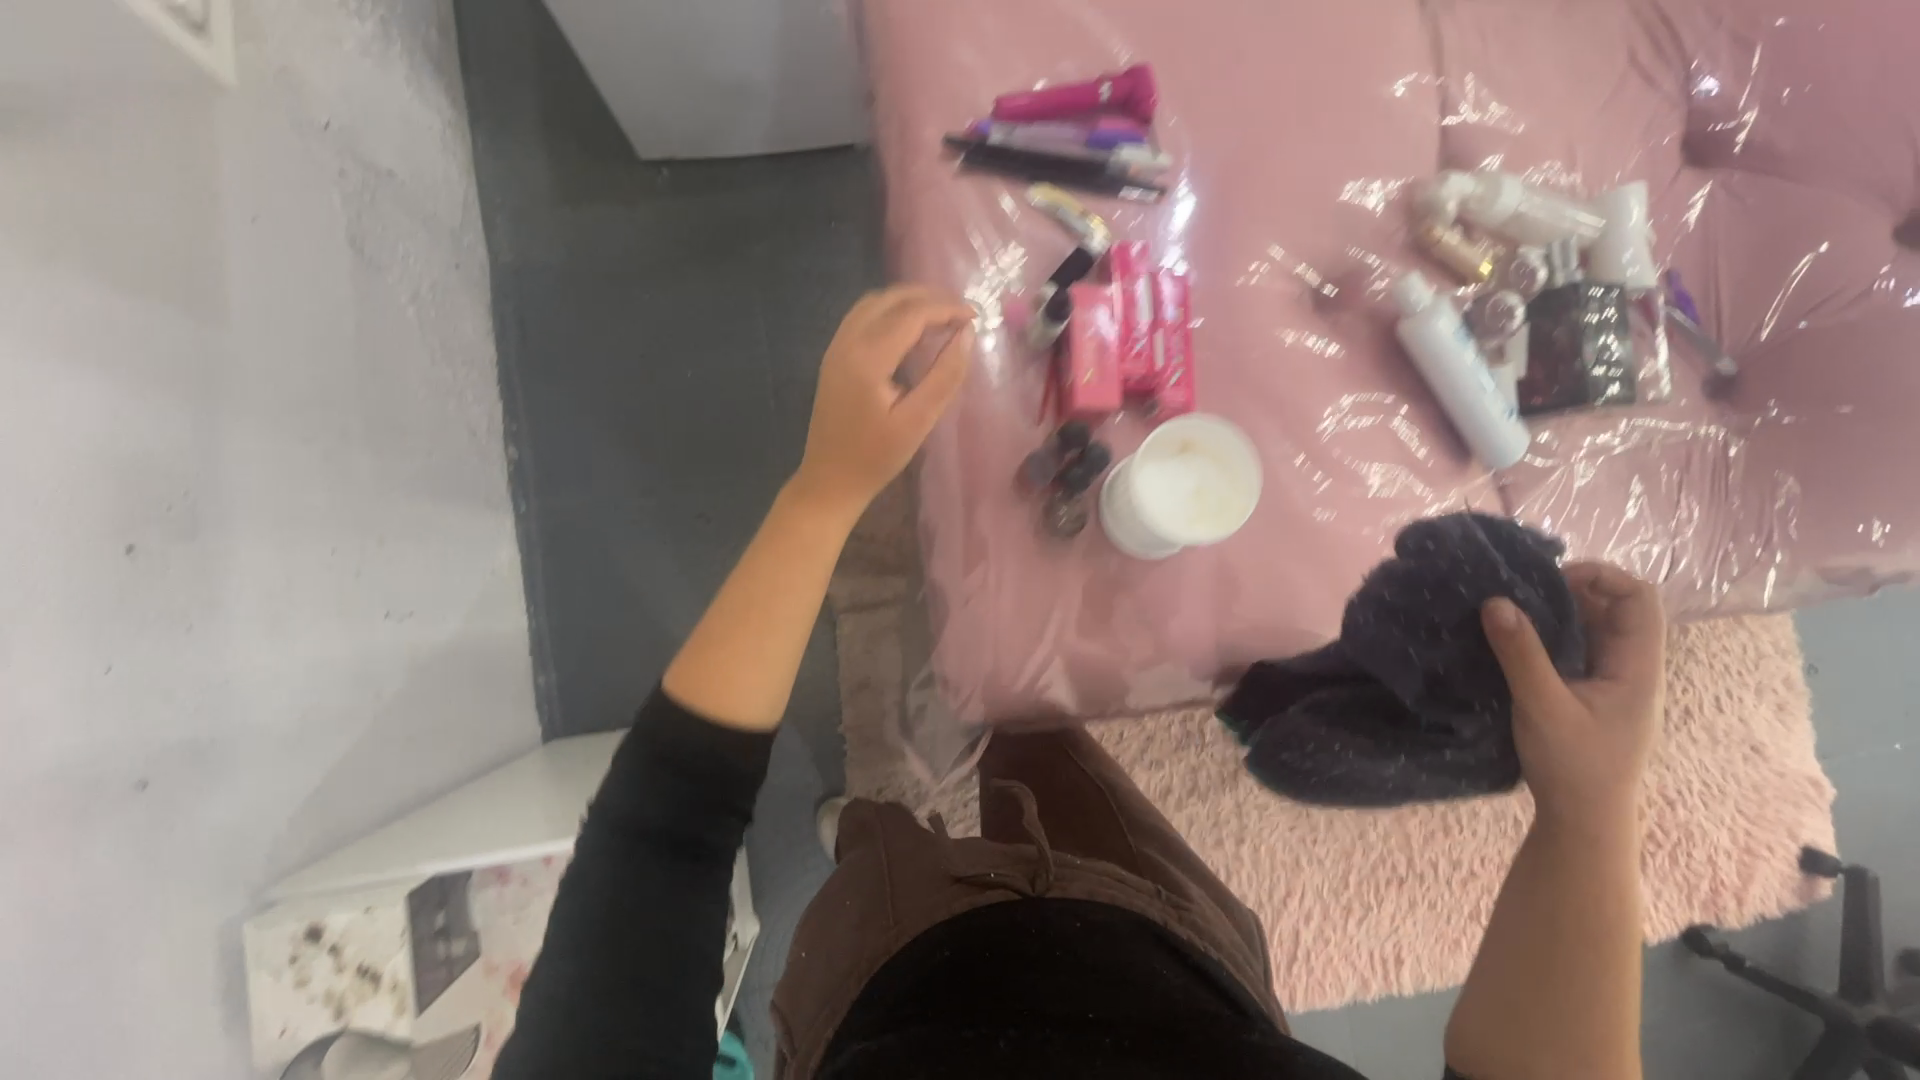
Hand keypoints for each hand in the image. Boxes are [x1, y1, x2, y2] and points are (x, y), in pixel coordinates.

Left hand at [789, 286, 975, 519]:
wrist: (829, 480)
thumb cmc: (875, 458)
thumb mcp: (918, 422)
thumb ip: (944, 375)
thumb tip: (967, 334)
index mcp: (867, 358)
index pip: (911, 314)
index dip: (946, 308)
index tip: (975, 317)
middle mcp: (847, 342)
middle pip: (890, 299)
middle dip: (929, 298)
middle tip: (961, 312)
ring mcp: (836, 347)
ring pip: (873, 303)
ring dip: (908, 301)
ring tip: (940, 316)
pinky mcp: (833, 357)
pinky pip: (862, 317)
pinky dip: (890, 312)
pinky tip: (910, 330)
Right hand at [1482, 562, 1666, 831]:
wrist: (1584, 820)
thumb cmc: (1573, 765)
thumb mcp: (1542, 706)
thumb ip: (1520, 653)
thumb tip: (1495, 600)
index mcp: (1637, 667)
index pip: (1640, 599)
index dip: (1601, 576)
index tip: (1549, 579)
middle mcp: (1630, 668)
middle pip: (1616, 608)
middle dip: (1571, 589)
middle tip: (1521, 590)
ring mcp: (1611, 682)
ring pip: (1594, 628)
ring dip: (1558, 611)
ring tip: (1513, 608)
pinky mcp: (1588, 694)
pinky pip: (1576, 649)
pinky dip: (1550, 634)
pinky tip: (1515, 638)